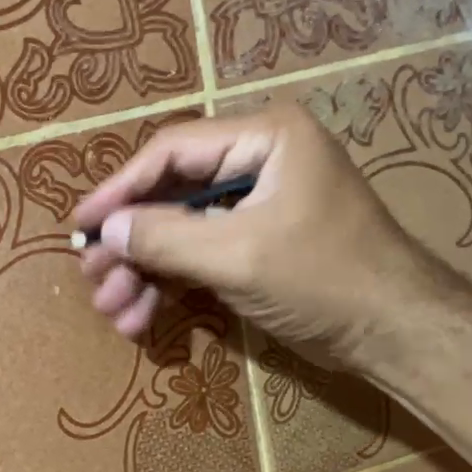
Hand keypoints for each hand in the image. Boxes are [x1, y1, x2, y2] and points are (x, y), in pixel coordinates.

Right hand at [74, 104, 451, 368]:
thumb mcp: (238, 256)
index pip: (172, 152)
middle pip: (168, 195)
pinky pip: (195, 257)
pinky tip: (140, 319)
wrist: (391, 332)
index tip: (80, 223)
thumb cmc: (324, 279)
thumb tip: (107, 229)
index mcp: (265, 139)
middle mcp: (256, 163)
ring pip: (176, 232)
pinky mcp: (251, 246)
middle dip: (129, 243)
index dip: (120, 188)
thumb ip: (166, 238)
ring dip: (141, 273)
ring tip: (113, 311)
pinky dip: (167, 287)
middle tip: (92, 279)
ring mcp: (253, 207)